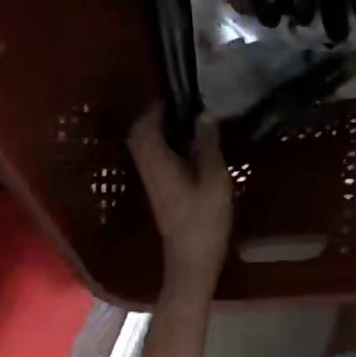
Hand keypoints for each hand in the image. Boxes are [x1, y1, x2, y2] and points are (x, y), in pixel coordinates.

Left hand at [128, 104, 232, 306]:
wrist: (191, 262)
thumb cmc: (205, 220)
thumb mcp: (215, 179)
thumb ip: (208, 145)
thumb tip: (204, 115)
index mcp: (158, 164)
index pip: (145, 128)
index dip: (155, 108)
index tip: (174, 94)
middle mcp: (149, 170)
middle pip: (140, 136)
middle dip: (153, 117)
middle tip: (179, 105)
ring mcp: (153, 184)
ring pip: (145, 148)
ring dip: (158, 131)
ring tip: (185, 120)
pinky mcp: (160, 193)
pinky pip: (154, 159)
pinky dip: (164, 146)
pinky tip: (187, 146)